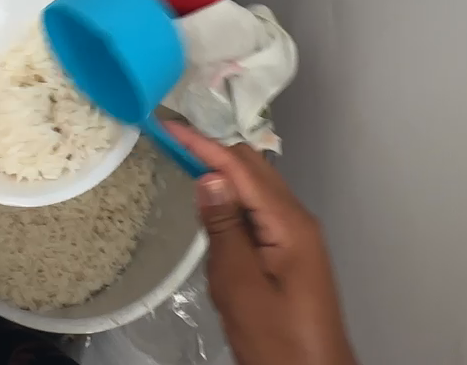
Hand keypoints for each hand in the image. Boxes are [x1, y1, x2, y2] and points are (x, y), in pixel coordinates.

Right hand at [167, 122, 358, 364]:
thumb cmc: (276, 341)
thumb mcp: (241, 287)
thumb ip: (224, 228)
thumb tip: (208, 175)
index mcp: (288, 223)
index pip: (239, 167)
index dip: (202, 143)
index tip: (167, 125)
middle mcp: (297, 218)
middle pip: (252, 166)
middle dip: (213, 151)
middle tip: (172, 147)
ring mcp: (298, 234)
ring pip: (256, 184)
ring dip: (223, 173)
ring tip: (186, 167)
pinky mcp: (292, 250)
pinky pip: (259, 207)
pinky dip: (234, 198)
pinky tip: (214, 208)